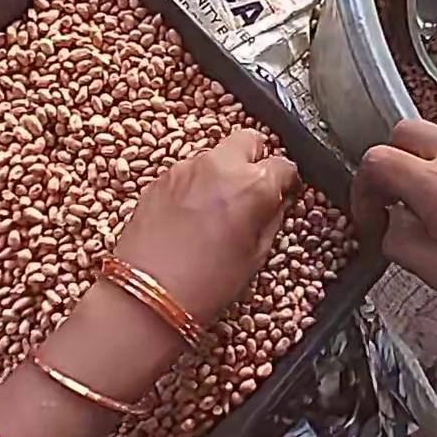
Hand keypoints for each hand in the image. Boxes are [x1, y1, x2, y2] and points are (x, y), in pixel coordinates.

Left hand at [115, 128, 298, 322]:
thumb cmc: (204, 284)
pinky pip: (189, 170)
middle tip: (255, 189)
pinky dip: (197, 183)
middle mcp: (219, 167)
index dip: (288, 181)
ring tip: (220, 209)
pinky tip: (194, 214)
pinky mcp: (160, 178)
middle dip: (256, 160)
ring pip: (216, 155)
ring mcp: (185, 168)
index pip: (284, 165)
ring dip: (224, 172)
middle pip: (249, 141)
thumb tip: (278, 202)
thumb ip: (272, 218)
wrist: (148, 296)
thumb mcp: (256, 255)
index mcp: (252, 185)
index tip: (285, 192)